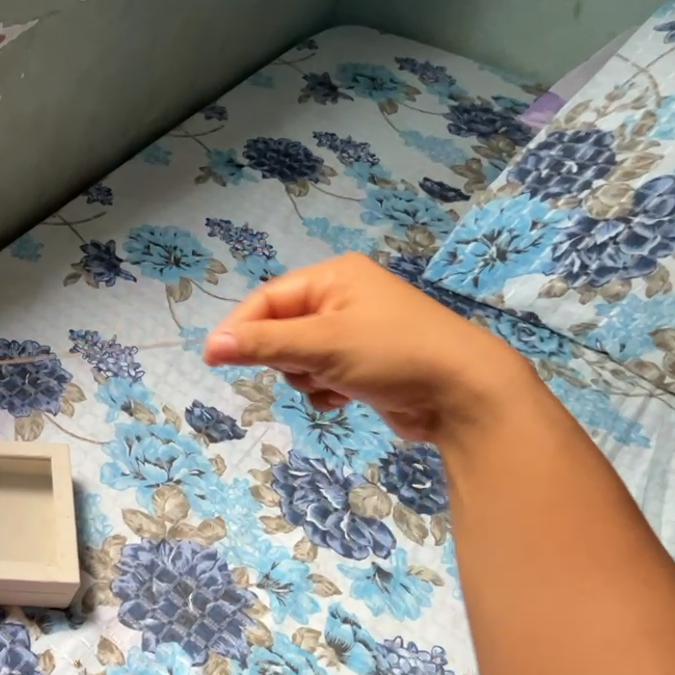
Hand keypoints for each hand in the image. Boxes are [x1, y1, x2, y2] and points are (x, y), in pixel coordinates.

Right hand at [203, 254, 533, 443]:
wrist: (464, 395)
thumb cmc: (392, 355)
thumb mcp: (320, 345)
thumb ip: (262, 344)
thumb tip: (210, 345)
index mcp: (333, 279)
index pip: (266, 300)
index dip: (239, 330)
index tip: (214, 360)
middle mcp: (342, 299)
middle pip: (278, 330)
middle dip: (284, 358)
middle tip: (304, 368)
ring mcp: (353, 332)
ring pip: (295, 358)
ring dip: (305, 377)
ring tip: (333, 382)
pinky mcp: (362, 364)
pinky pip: (318, 376)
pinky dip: (323, 390)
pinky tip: (345, 396)